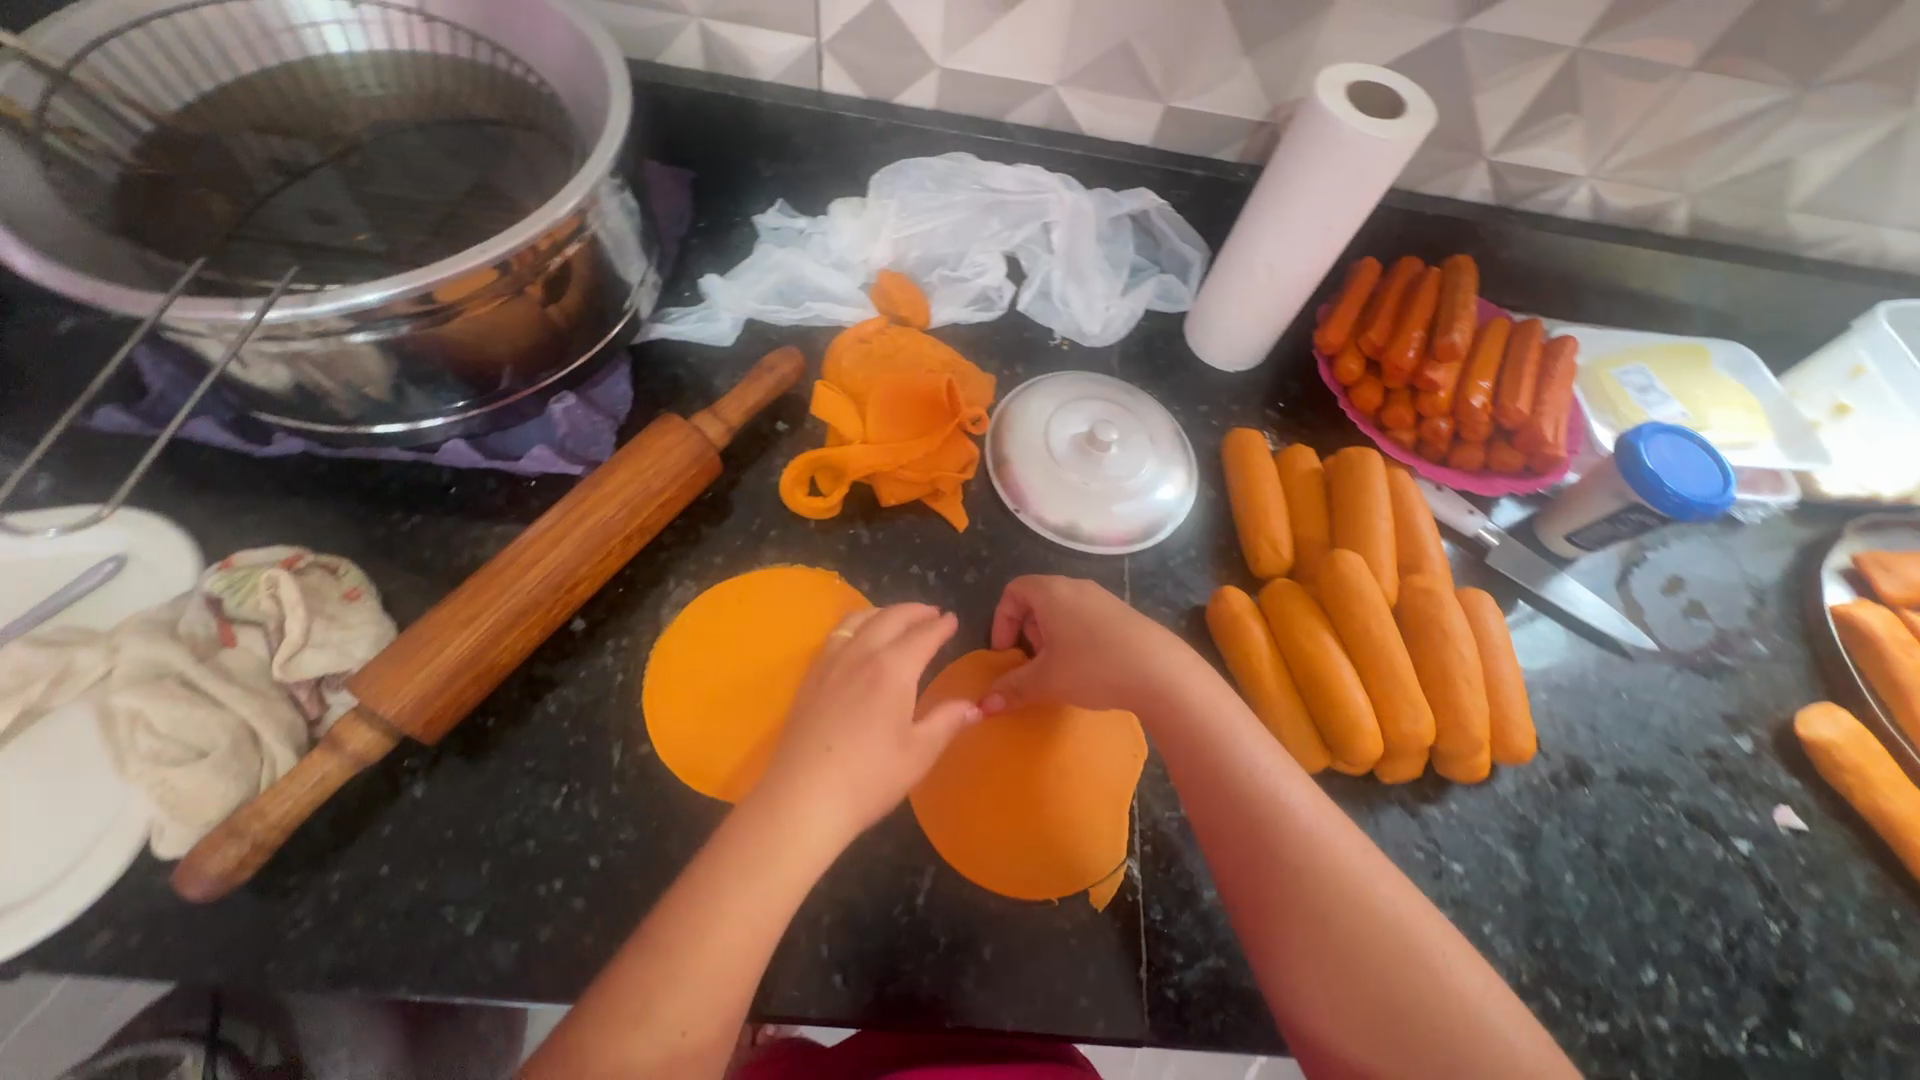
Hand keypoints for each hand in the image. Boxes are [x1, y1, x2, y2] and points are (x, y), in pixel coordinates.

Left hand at [754, 604, 980, 841]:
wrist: (802, 798)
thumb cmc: (869, 778)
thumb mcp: (919, 754)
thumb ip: (947, 722)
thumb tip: (973, 706)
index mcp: (893, 669)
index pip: (923, 636)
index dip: (941, 626)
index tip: (953, 619)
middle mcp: (861, 655)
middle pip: (890, 618)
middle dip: (914, 611)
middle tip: (931, 613)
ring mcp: (830, 664)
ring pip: (858, 620)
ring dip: (883, 612)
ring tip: (896, 618)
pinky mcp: (810, 679)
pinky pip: (836, 636)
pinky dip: (856, 625)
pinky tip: (857, 641)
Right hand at [982, 576, 1197, 716]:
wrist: (1160, 672)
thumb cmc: (1093, 667)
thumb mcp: (1046, 681)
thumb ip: (1011, 689)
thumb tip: (982, 706)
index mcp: (1051, 592)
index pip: (1014, 590)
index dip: (1002, 620)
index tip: (1006, 652)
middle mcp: (1076, 587)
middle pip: (1039, 599)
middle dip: (1027, 631)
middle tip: (1031, 662)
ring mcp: (1104, 599)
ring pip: (1064, 610)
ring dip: (1052, 637)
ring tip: (1058, 669)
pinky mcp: (1124, 614)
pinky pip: (1087, 618)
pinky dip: (1076, 638)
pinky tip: (1088, 669)